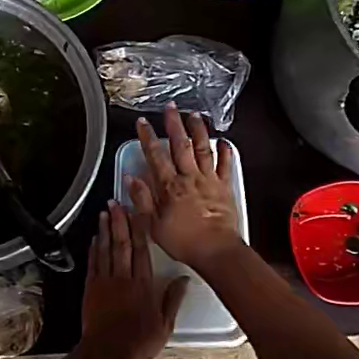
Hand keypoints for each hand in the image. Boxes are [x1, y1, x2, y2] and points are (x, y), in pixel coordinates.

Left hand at [78, 200, 186, 358]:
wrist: (107, 353)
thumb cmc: (138, 342)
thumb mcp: (164, 324)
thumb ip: (172, 299)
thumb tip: (183, 280)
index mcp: (143, 284)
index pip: (143, 249)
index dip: (140, 227)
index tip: (138, 211)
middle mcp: (123, 278)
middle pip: (122, 243)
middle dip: (119, 221)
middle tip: (115, 203)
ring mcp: (105, 282)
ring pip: (105, 249)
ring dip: (104, 229)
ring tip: (104, 213)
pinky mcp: (91, 289)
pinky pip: (93, 263)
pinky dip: (93, 248)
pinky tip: (94, 238)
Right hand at [125, 104, 243, 266]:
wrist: (216, 250)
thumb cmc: (183, 241)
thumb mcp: (152, 224)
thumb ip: (142, 199)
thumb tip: (131, 179)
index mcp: (169, 187)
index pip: (155, 155)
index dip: (147, 137)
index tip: (142, 123)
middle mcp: (189, 178)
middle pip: (180, 145)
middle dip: (174, 124)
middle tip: (170, 108)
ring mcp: (209, 181)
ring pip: (203, 149)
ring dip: (198, 130)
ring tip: (195, 115)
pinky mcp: (225, 188)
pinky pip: (226, 165)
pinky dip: (226, 151)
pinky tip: (224, 141)